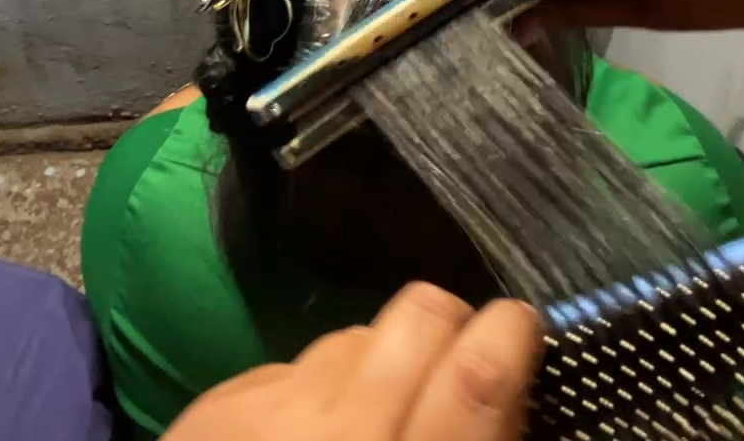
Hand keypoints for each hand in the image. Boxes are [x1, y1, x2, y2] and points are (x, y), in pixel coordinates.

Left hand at [165, 283, 542, 440]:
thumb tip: (507, 398)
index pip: (476, 380)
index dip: (511, 334)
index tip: (521, 326)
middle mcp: (337, 431)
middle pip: (420, 314)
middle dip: (451, 323)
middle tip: (452, 365)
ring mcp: (272, 407)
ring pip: (357, 332)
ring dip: (379, 362)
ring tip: (367, 418)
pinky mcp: (222, 399)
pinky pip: (297, 361)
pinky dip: (317, 389)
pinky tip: (301, 440)